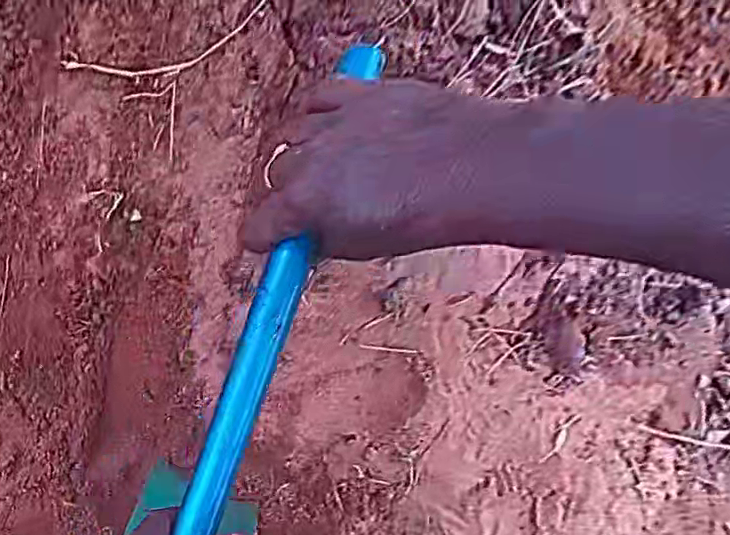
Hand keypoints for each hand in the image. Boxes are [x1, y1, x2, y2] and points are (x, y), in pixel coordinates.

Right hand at [244, 79, 520, 259]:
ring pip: (289, 137)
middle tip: (304, 210)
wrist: (474, 169)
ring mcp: (333, 121)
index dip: (263, 240)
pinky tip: (324, 128)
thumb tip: (304, 236)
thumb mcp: (354, 246)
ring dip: (295, 156)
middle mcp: (308, 158)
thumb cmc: (418, 215)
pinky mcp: (362, 94)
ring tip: (315, 170)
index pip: (256, 228)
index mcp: (301, 202)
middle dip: (282, 197)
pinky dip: (313, 112)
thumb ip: (317, 239)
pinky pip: (318, 96)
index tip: (272, 244)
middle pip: (273, 179)